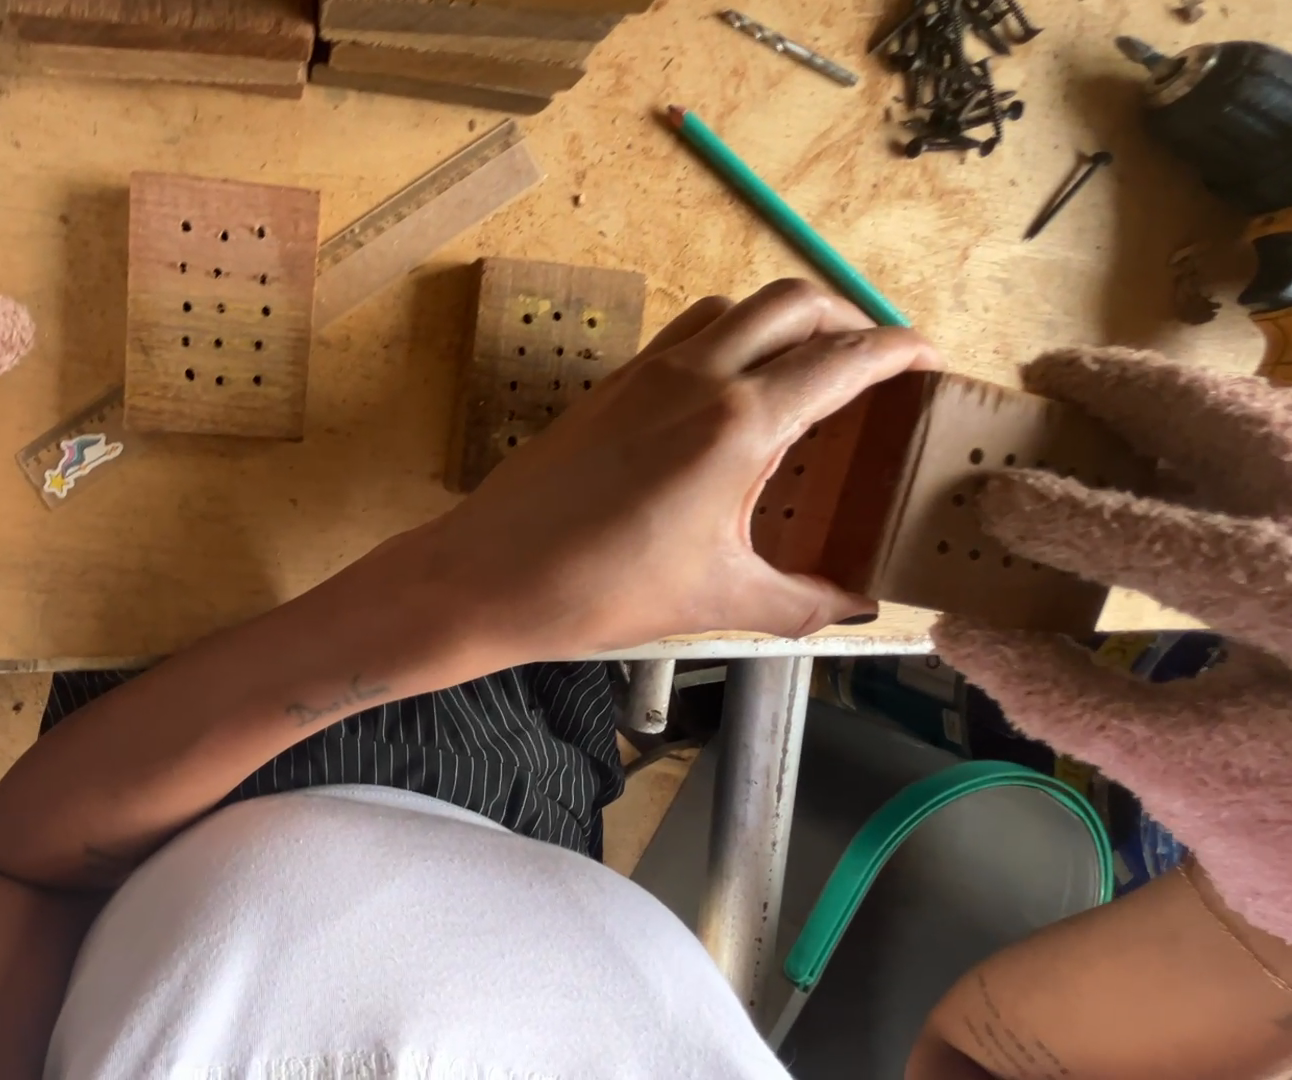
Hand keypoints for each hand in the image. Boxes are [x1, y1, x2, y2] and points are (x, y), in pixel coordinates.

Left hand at [393, 278, 938, 663]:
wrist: (488, 575)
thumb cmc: (600, 590)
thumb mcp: (716, 600)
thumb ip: (800, 600)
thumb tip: (849, 601)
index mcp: (737, 423)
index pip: (844, 359)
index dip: (900, 350)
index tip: (927, 358)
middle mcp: (691, 378)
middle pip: (790, 303)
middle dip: (844, 315)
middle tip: (865, 358)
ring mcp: (638, 375)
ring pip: (726, 309)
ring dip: (772, 321)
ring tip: (791, 368)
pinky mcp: (600, 390)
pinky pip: (674, 340)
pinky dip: (715, 343)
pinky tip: (713, 397)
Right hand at [932, 347, 1291, 944]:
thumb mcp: (1167, 767)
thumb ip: (1055, 692)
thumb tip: (956, 626)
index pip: (1202, 556)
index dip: (1084, 521)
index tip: (991, 498)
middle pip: (1271, 444)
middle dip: (1151, 399)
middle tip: (1051, 374)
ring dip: (1194, 401)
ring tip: (1101, 388)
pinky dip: (1233, 431)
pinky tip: (1171, 437)